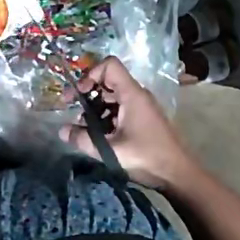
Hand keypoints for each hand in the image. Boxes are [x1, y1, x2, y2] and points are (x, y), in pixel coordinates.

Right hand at [63, 57, 201, 188]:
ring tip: (83, 128)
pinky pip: (119, 109)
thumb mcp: (110, 150)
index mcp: (132, 94)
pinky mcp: (142, 119)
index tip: (79, 94)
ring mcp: (141, 107)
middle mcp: (137, 95)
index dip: (90, 74)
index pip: (110, 65)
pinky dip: (105, 117)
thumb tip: (61, 130)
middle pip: (108, 80)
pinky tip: (98, 135)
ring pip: (112, 96)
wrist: (178, 174)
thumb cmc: (146, 157)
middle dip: (87, 93)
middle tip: (71, 109)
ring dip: (95, 108)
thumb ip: (83, 139)